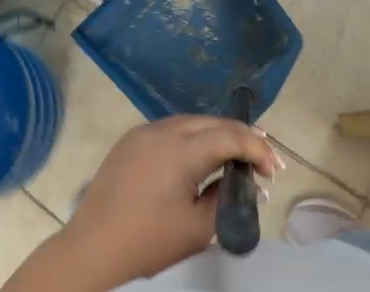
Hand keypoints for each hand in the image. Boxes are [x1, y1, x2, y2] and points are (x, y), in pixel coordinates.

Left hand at [5, 117, 281, 291]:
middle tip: (264, 160)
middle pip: (212, 122)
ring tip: (237, 155)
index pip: (230, 135)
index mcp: (181, 149)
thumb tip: (244, 184)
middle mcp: (162, 130)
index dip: (257, 148)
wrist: (93, 247)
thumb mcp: (197, 227)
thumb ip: (226, 198)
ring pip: (190, 122)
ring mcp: (143, 132)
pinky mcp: (129, 141)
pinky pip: (170, 130)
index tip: (275, 171)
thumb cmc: (149, 240)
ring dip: (216, 135)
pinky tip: (201, 155)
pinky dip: (192, 138)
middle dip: (242, 137)